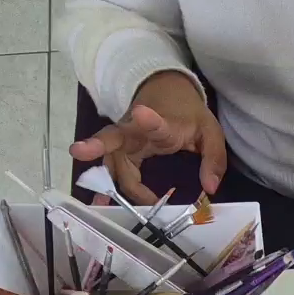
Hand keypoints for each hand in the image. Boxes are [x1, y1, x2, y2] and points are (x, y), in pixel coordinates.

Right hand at [69, 71, 227, 203]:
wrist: (167, 91)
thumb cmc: (189, 115)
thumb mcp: (210, 133)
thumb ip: (214, 159)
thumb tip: (210, 189)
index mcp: (162, 122)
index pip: (156, 122)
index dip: (149, 120)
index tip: (141, 114)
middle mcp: (137, 131)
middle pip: (115, 138)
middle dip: (98, 144)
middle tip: (79, 150)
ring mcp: (126, 141)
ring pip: (111, 160)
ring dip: (103, 179)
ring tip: (98, 201)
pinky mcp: (122, 151)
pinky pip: (113, 170)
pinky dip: (106, 186)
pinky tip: (100, 203)